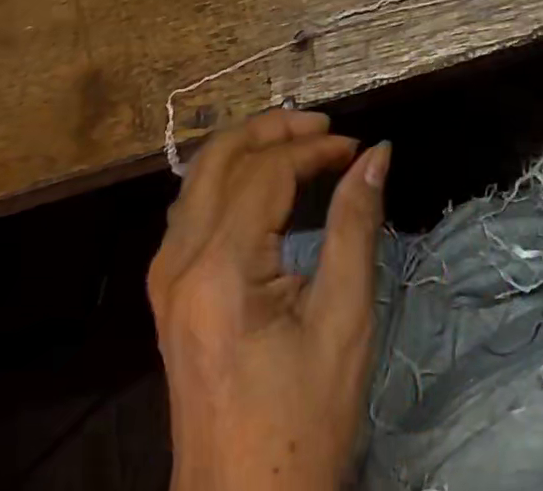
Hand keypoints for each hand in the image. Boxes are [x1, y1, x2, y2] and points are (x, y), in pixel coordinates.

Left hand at [147, 110, 390, 490]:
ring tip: (304, 144)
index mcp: (219, 268)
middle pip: (217, 160)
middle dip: (273, 129)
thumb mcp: (344, 317)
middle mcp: (177, 263)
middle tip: (327, 127)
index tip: (359, 149)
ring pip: (197, 180)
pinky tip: (269, 187)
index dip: (315, 148)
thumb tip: (376, 155)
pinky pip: (193, 211)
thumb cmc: (305, 416)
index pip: (266, 172)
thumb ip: (356, 224)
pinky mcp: (169, 296)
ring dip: (250, 150)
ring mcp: (165, 280)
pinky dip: (233, 180)